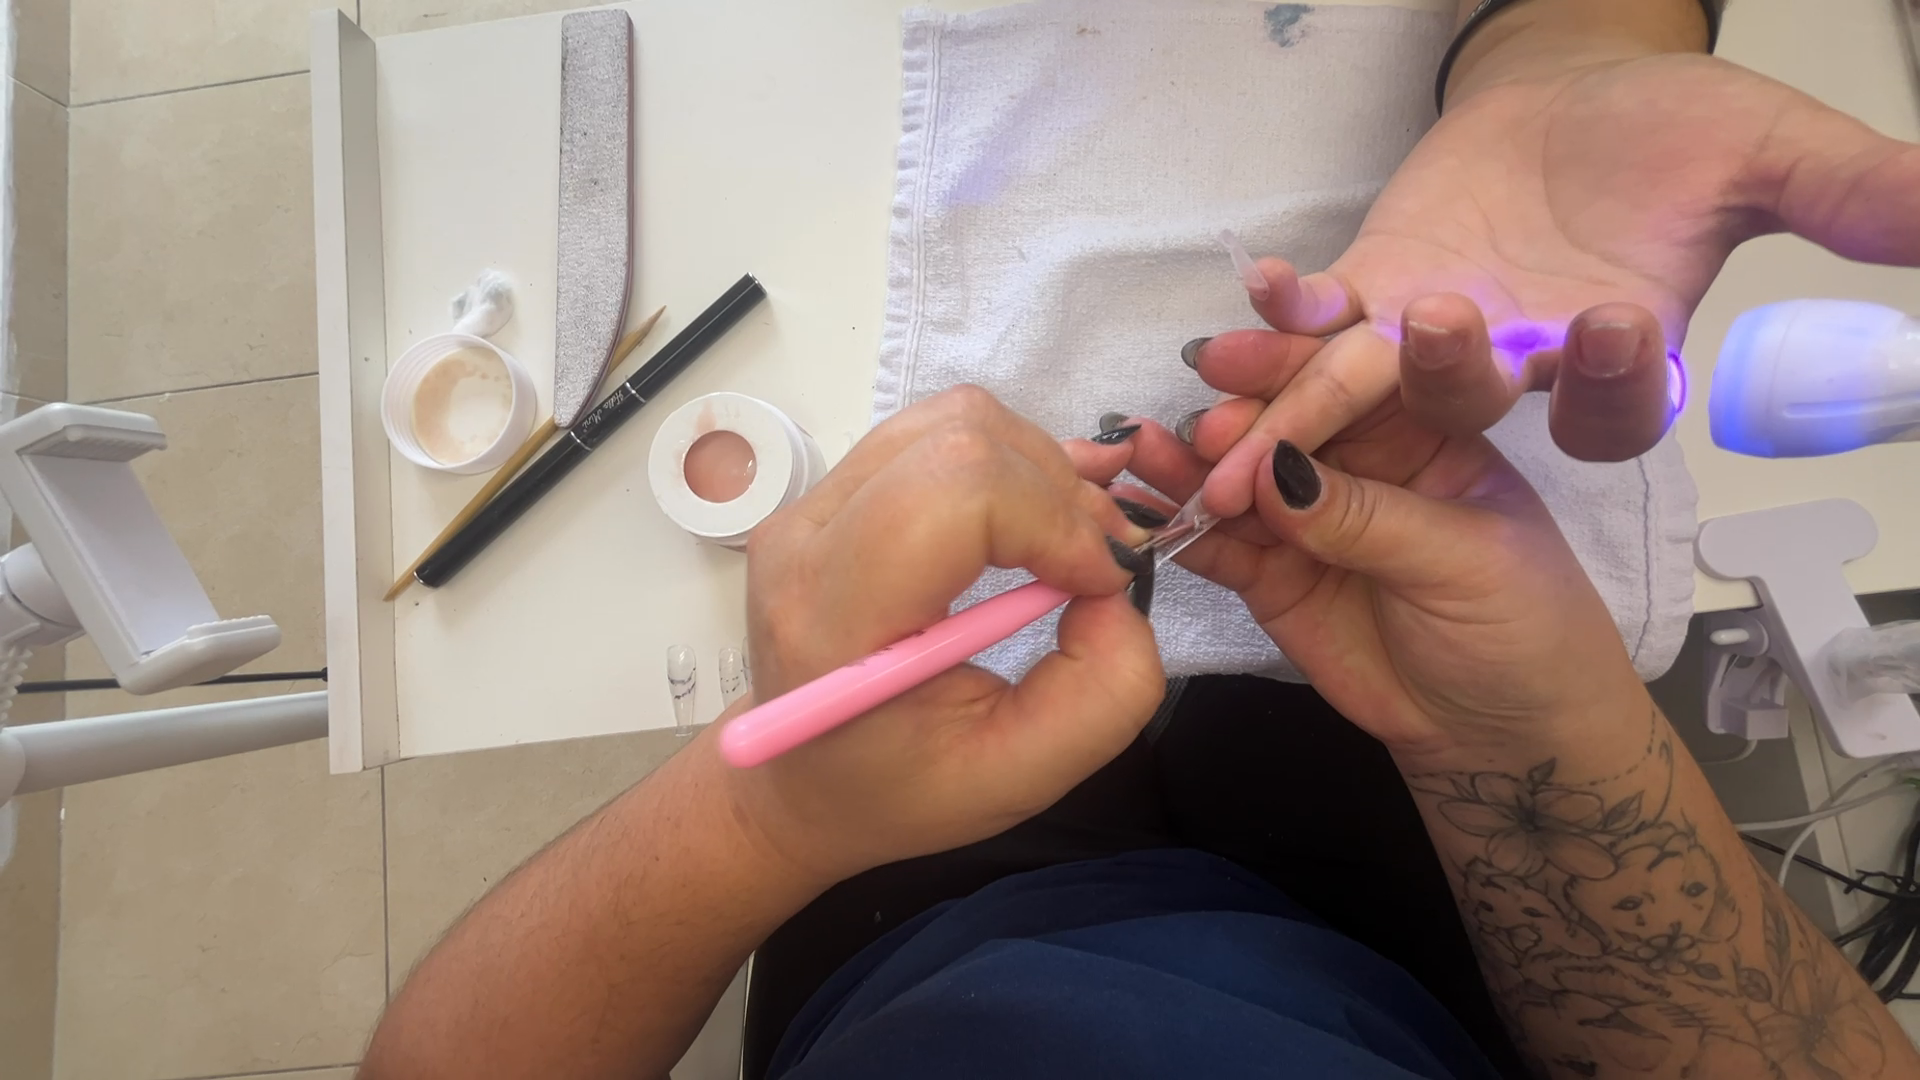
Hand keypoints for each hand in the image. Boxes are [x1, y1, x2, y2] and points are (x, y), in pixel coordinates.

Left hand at [716, 386, 1163, 884]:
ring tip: (1066, 537)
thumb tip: (1118, 585)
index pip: (954, 493)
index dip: (1054, 519)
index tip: (1103, 580)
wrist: (799, 779)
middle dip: (1058, 489)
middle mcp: (806, 536)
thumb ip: (1101, 692)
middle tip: (1100, 558)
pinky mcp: (832, 492)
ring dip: (1036, 468)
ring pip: (952, 421)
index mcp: (835, 616)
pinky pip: (934, 434)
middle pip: (958, 440)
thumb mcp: (1016, 778)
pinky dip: (1005, 459)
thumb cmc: (895, 790)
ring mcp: (811, 503)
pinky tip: (1030, 511)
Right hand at [1102, 305, 1649, 754]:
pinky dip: (1177, 531)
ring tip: (1140, 453)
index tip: (1238, 358)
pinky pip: (1216, 545)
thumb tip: (1269, 476)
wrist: (1493, 732)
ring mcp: (1301, 517)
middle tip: (1202, 431)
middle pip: (1282, 425)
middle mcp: (1351, 463)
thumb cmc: (1520, 630)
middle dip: (1238, 421)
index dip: (1296, 366)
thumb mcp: (1463, 561)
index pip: (1352, 381)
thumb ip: (1364, 517)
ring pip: (1236, 482)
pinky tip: (1141, 513)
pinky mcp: (1265, 570)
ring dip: (1188, 469)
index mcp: (1419, 432)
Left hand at [1201, 51, 1919, 516]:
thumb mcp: (1766, 158)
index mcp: (1597, 362)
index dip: (1612, 390)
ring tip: (1236, 420)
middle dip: (1423, 396)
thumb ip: (1853, 194)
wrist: (1569, 103)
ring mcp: (1414, 337)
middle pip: (1453, 410)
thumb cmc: (1663, 138)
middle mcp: (1497, 368)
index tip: (1620, 327)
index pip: (1608, 412)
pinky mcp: (1363, 292)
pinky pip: (1315, 314)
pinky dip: (1286, 306)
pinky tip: (1259, 288)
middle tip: (1395, 373)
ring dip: (1298, 397)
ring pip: (1355, 384)